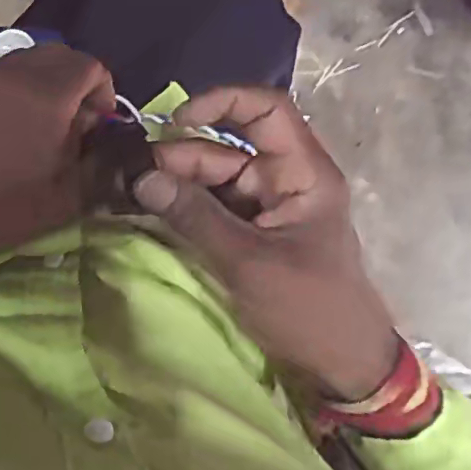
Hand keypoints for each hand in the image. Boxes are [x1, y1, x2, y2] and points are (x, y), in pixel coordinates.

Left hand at [0, 44, 114, 263]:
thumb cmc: (5, 203)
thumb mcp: (68, 194)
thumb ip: (100, 157)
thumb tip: (105, 133)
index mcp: (47, 93)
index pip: (92, 67)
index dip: (104, 93)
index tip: (99, 125)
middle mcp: (17, 71)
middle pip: (62, 56)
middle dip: (77, 82)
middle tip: (76, 121)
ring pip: (31, 58)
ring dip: (48, 80)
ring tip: (45, 119)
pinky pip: (4, 70)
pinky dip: (18, 83)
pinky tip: (14, 117)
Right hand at [131, 86, 400, 399]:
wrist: (340, 367)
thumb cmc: (309, 309)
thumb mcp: (249, 262)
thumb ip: (194, 217)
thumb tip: (142, 177)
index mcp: (302, 173)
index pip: (266, 110)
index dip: (221, 102)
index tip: (174, 121)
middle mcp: (281, 179)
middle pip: (224, 147)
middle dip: (178, 157)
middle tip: (133, 177)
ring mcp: (261, 206)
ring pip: (209, 177)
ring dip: (172, 182)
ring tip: (130, 193)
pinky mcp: (245, 231)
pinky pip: (206, 205)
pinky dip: (178, 205)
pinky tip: (147, 209)